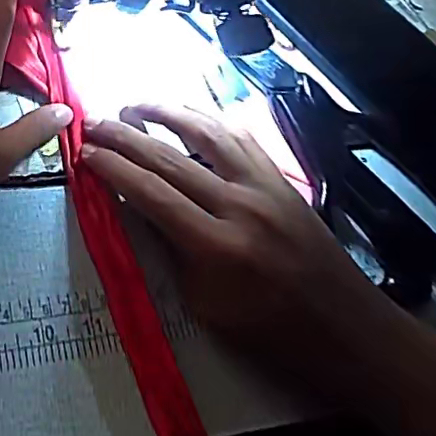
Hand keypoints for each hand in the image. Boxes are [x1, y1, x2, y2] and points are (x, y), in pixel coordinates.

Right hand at [81, 106, 435, 409]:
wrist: (349, 330)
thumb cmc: (273, 331)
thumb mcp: (207, 306)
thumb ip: (170, 251)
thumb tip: (135, 206)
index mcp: (218, 248)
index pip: (151, 193)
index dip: (113, 168)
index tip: (85, 153)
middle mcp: (240, 206)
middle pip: (169, 156)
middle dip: (124, 136)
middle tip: (94, 123)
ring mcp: (264, 185)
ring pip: (205, 131)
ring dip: (164, 112)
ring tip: (133, 104)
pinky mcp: (279, 178)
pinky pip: (238, 136)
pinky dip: (207, 119)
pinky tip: (187, 113)